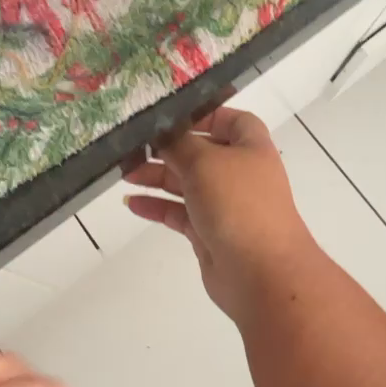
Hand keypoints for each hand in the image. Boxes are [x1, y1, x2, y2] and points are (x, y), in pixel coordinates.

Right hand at [124, 106, 323, 322]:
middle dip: (167, 148)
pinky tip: (131, 203)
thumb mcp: (206, 162)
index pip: (230, 120)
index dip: (203, 114)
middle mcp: (240, 173)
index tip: (168, 116)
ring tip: (123, 173)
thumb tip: (163, 132)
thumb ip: (179, 144)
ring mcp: (225, 205)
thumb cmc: (239, 205)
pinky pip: (179, 213)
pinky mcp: (210, 233)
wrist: (262, 273)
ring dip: (157, 176)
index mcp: (251, 147)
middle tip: (131, 146)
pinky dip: (157, 206)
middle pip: (201, 152)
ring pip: (187, 183)